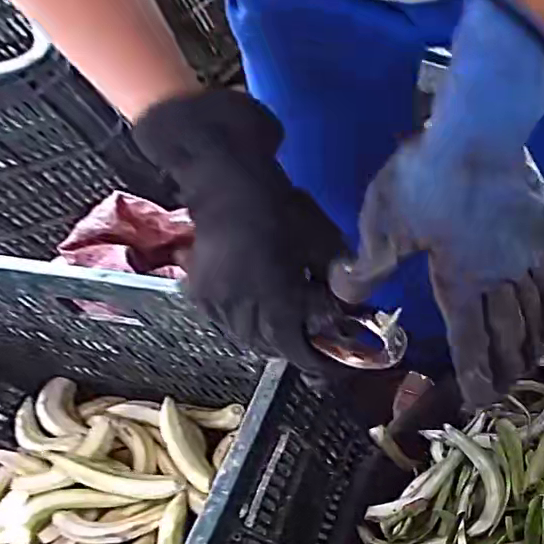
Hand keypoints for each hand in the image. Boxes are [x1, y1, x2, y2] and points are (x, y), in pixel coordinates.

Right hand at [132, 89, 346, 379]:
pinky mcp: (197, 289)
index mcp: (273, 303)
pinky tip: (260, 309)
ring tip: (290, 325)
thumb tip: (347, 313)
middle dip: (296, 348)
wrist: (226, 177)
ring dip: (270, 337)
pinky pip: (225, 321)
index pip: (297, 352)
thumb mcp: (325, 248)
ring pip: (246, 338)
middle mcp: (239, 310)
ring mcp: (213, 302)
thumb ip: (338, 287)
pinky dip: (246, 323)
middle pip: (271, 348)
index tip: (335, 365)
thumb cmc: (283, 210)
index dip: (318, 363)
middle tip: (316, 341)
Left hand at [332, 0, 543, 409]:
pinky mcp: (543, 238)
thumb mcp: (386, 218)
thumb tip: (342, 293)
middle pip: (507, 336)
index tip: (482, 401)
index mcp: (461, 282)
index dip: (476, 374)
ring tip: (530, 366)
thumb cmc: (429, 175)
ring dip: (530, 346)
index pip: (471, 340)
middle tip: (508, 393)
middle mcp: (499, 282)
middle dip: (507, 370)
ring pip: (533, 316)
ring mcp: (526, 261)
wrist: (483, 131)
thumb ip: (368, 263)